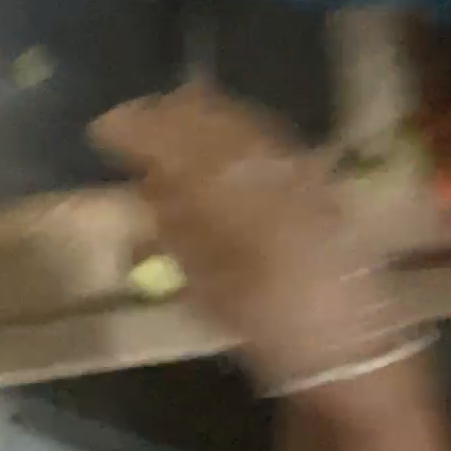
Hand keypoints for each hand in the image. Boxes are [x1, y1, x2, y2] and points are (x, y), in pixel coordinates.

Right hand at [90, 84, 414, 393]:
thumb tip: (145, 180)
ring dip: (202, 112)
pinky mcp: (319, 185)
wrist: (346, 348)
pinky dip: (240, 122)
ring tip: (168, 103)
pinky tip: (222, 119)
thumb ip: (176, 226)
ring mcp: (302, 180)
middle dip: (167, 116)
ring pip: (245, 128)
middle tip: (128, 111)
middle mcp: (273, 183)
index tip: (104, 126)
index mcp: (240, 208)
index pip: (181, 153)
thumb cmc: (262, 322)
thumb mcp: (205, 281)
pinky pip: (273, 139)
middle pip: (214, 132)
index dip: (141, 134)